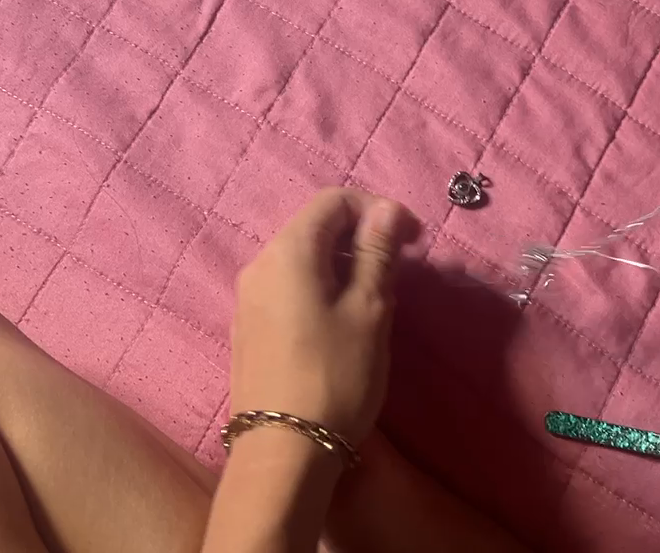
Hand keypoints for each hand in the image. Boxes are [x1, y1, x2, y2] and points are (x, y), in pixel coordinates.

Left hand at [230, 188, 420, 445]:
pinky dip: (320, 284)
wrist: (282, 457)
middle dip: (360, 235)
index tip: (411, 238)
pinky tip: (341, 319)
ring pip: (302, 257)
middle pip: (315, 225)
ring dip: (342, 261)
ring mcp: (248, 297)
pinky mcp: (248, 326)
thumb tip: (385, 209)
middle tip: (398, 268)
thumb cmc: (334, 376)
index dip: (376, 209)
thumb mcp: (369, 309)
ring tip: (375, 296)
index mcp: (288, 250)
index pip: (333, 200)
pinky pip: (288, 285)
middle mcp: (259, 263)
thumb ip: (377, 252)